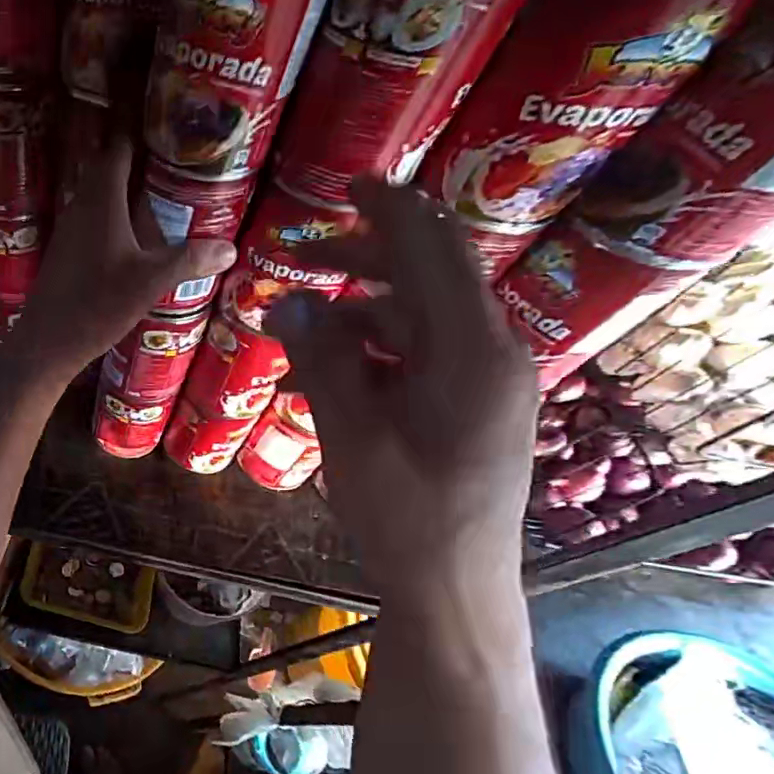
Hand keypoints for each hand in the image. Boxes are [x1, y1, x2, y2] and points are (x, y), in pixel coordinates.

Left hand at [1, 133, 236, 383]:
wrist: (47, 342)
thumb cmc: (96, 305)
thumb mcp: (150, 282)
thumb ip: (190, 260)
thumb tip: (230, 247)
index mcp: (101, 199)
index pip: (119, 145)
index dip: (141, 126)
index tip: (168, 116)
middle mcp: (82, 205)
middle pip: (109, 165)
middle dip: (139, 154)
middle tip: (176, 150)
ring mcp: (71, 228)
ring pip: (101, 193)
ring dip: (127, 186)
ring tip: (164, 186)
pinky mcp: (68, 250)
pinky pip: (96, 217)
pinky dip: (117, 213)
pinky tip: (137, 232)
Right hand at [268, 179, 536, 591]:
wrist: (453, 590)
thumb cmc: (404, 515)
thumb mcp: (352, 434)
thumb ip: (322, 361)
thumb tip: (284, 303)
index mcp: (472, 353)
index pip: (434, 253)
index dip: (391, 212)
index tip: (351, 184)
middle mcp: (489, 356)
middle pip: (424, 282)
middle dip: (360, 266)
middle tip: (298, 261)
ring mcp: (483, 384)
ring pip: (415, 324)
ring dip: (354, 320)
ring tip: (293, 338)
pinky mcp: (470, 409)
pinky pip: (418, 360)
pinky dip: (371, 357)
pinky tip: (322, 378)